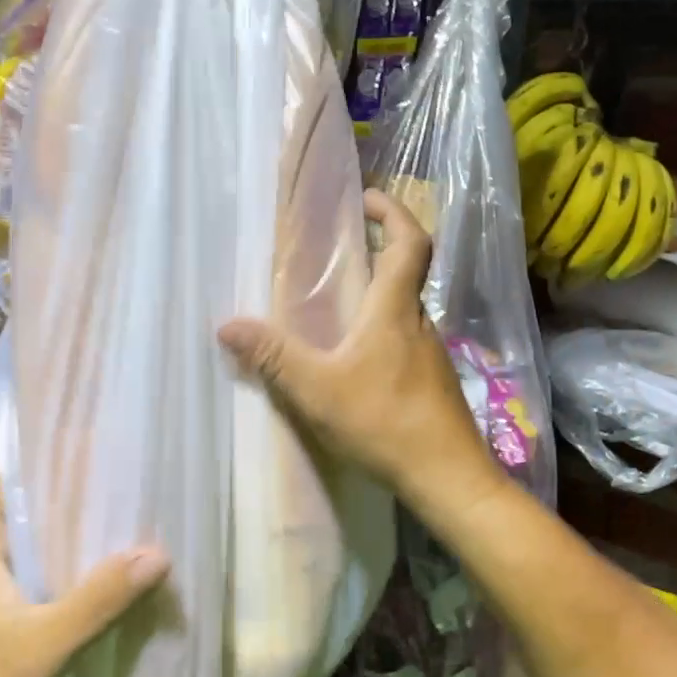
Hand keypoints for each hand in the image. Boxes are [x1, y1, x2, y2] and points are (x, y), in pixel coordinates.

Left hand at [0, 429, 167, 676]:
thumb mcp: (43, 648)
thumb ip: (99, 599)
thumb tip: (158, 550)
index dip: (12, 421)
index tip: (50, 386)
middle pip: (0, 483)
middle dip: (41, 449)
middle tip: (95, 420)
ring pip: (9, 518)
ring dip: (44, 491)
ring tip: (97, 467)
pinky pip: (16, 550)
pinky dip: (45, 532)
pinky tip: (82, 541)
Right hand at [218, 189, 496, 500]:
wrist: (449, 478)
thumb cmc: (386, 423)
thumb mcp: (318, 390)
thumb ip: (274, 357)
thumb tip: (227, 325)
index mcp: (395, 310)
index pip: (409, 243)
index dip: (394, 212)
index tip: (369, 198)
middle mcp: (419, 323)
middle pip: (408, 273)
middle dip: (381, 250)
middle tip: (342, 248)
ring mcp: (431, 355)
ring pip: (405, 310)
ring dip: (380, 295)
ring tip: (338, 306)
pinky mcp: (433, 383)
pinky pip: (405, 341)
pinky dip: (383, 332)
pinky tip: (357, 361)